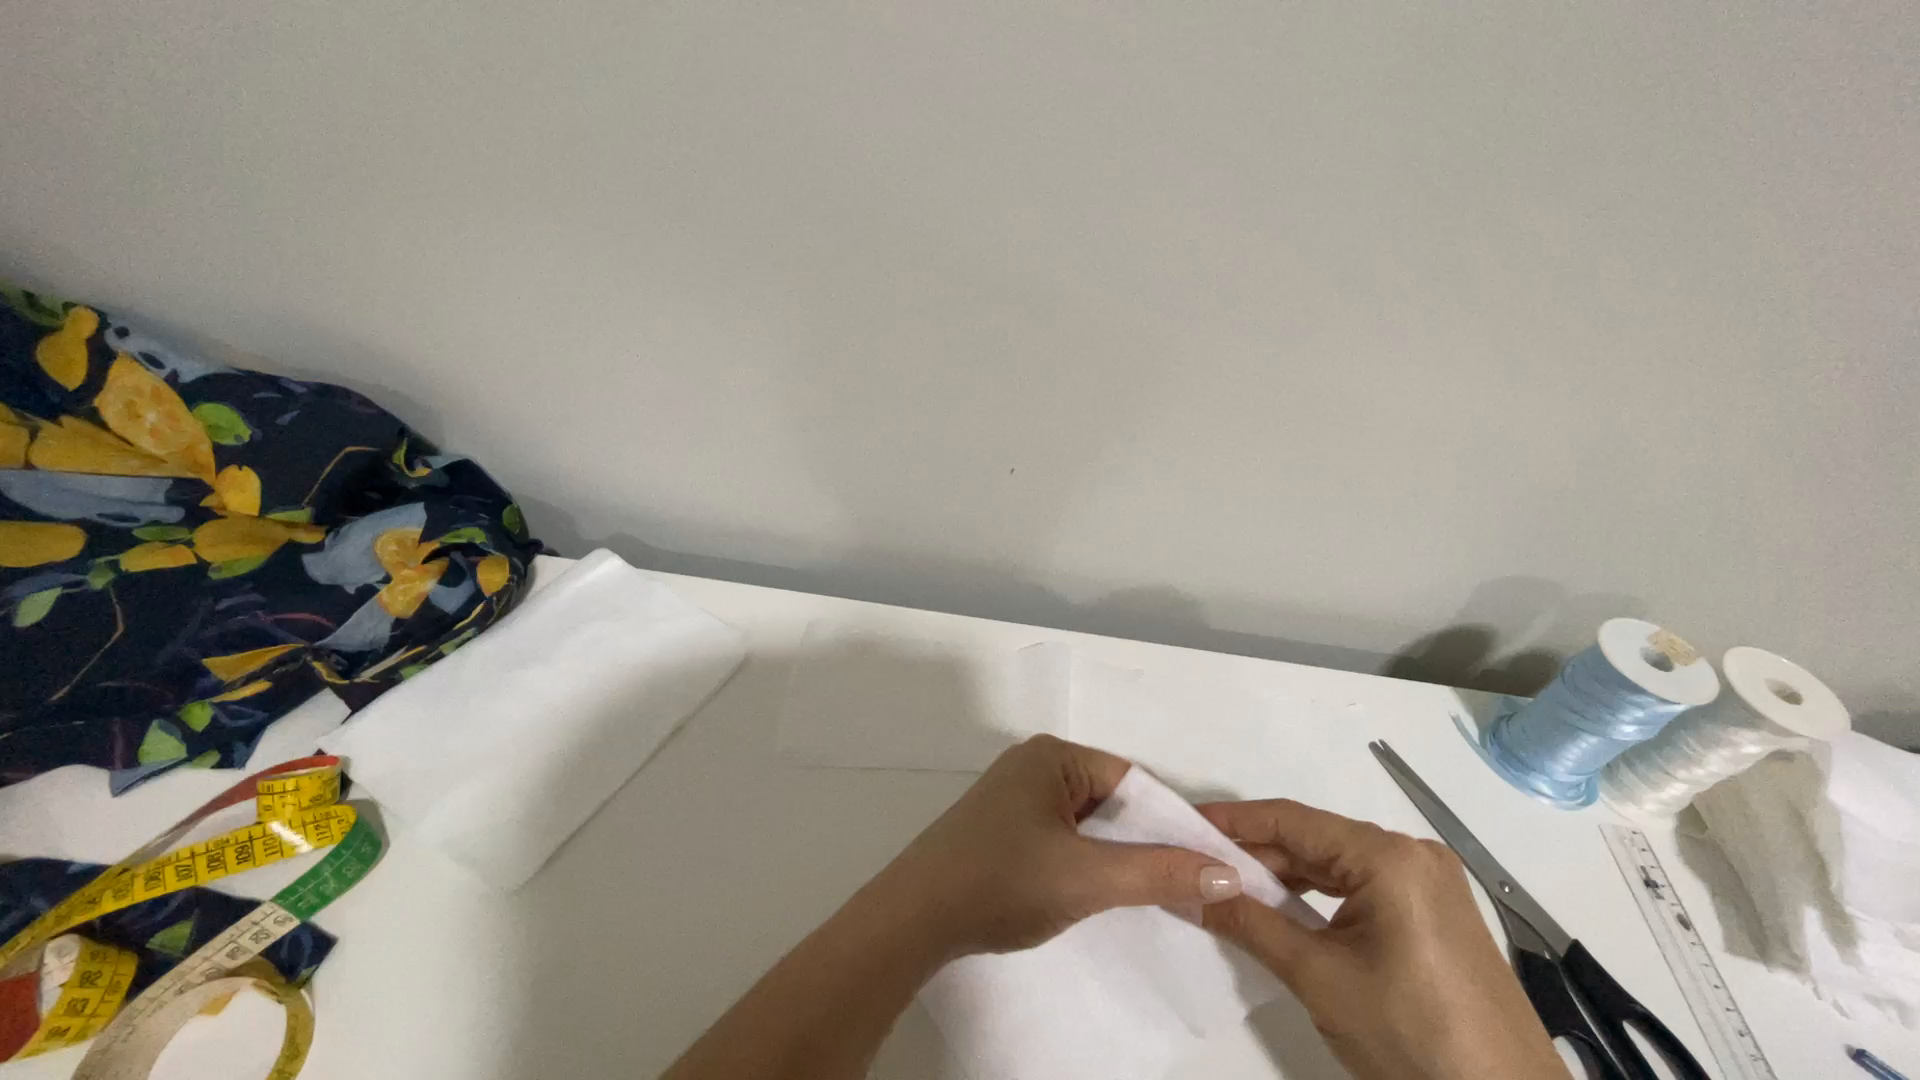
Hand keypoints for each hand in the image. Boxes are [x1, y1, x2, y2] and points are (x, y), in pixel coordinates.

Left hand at [870, 735, 1246, 956]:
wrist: (914, 919)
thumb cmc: (1001, 881)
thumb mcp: (1088, 878)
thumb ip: (1158, 873)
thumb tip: (1228, 873)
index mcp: (1053, 756)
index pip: (1133, 779)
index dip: (1170, 821)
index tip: (1206, 864)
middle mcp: (1033, 766)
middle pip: (1111, 800)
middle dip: (1144, 840)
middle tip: (1186, 885)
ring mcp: (1014, 798)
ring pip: (1087, 823)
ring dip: (1115, 855)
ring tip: (1149, 894)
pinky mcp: (1002, 829)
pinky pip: (1061, 837)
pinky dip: (1084, 861)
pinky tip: (1097, 893)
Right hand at [1196, 799, 1563, 1079]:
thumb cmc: (1411, 1036)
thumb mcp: (1317, 976)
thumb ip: (1247, 922)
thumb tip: (1186, 889)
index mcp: (1388, 856)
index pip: (1291, 820)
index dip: (1232, 821)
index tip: (1182, 823)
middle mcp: (1411, 855)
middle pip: (1313, 840)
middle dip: (1253, 854)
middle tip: (1195, 865)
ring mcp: (1427, 884)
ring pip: (1334, 865)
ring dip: (1282, 878)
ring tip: (1227, 890)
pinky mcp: (1433, 914)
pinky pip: (1359, 888)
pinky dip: (1316, 898)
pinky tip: (1281, 914)